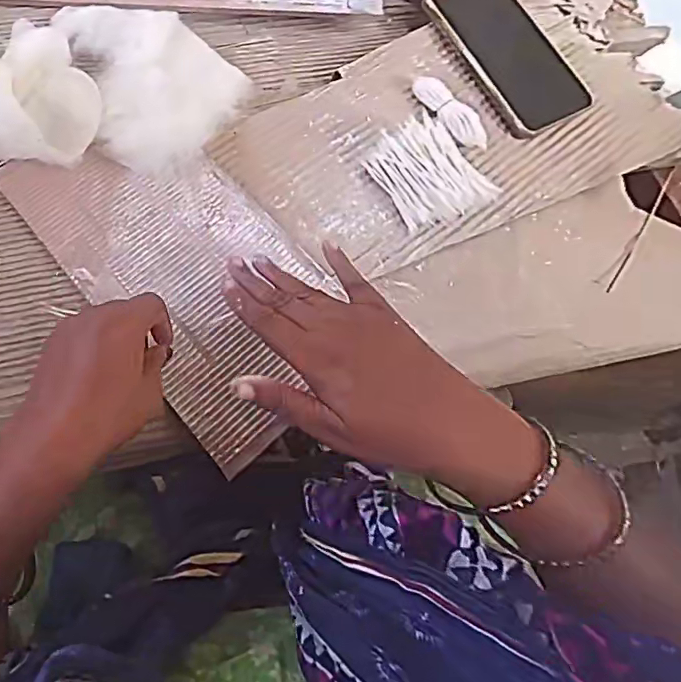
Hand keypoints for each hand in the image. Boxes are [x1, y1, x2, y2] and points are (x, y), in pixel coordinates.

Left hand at [0, 295, 173, 483]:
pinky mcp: (52, 342)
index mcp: (122, 323)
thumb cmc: (100, 416)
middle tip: (144, 361)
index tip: (162, 344)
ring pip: (101, 322)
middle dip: (138, 331)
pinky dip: (92, 347)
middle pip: (124, 310)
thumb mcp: (147, 394)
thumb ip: (156, 364)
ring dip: (114, 339)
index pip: (151, 304)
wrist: (53, 434)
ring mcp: (69, 328)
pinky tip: (94, 378)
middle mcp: (93, 317)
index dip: (163, 324)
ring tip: (117, 374)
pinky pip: (81, 335)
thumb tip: (154, 354)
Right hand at [223, 245, 526, 481]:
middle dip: (255, 281)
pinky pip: (356, 283)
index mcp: (315, 359)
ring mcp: (360, 319)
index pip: (268, 325)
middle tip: (232, 261)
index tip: (225, 285)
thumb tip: (238, 384)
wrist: (455, 424)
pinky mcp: (385, 317)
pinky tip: (327, 247)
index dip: (244, 304)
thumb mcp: (330, 428)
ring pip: (310, 291)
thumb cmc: (389, 434)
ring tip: (259, 259)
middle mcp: (332, 331)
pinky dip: (341, 264)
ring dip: (282, 275)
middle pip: (284, 302)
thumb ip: (283, 401)